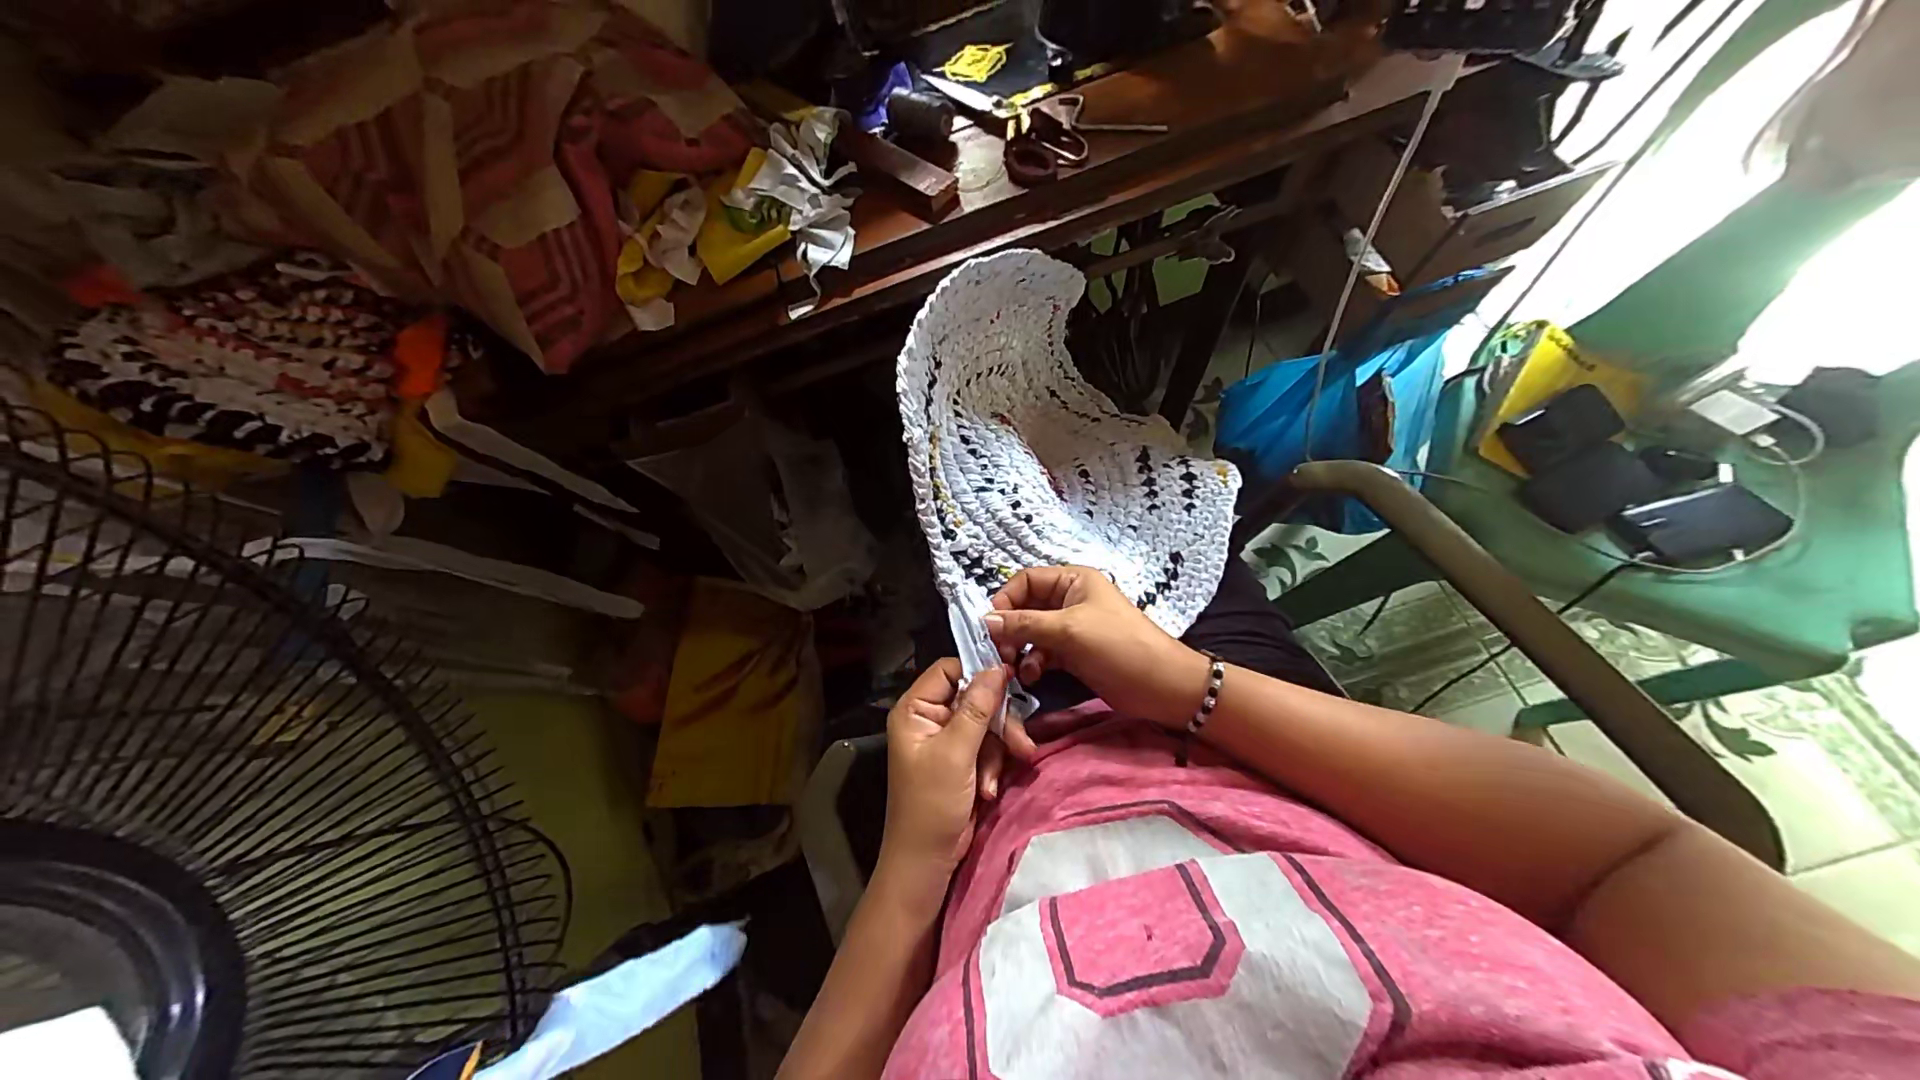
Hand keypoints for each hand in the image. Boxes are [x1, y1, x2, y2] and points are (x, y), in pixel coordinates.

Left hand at [879, 660, 1026, 896]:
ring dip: (999, 749)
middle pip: (974, 698)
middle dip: (998, 722)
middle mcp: (929, 719)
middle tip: (1020, 742)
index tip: (1010, 678)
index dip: (978, 672)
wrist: (927, 861)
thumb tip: (996, 667)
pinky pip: (987, 747)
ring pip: (986, 723)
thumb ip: (977, 708)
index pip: (948, 670)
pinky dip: (993, 765)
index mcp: (915, 710)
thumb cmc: (932, 803)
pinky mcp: (962, 760)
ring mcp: (946, 740)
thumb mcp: (956, 752)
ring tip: (1003, 774)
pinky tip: (989, 789)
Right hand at [985, 565, 1210, 728]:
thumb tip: (985, 621)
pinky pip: (1043, 653)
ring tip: (1015, 668)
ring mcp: (1072, 628)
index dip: (1005, 600)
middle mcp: (1070, 600)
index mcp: (1073, 581)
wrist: (1163, 687)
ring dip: (1020, 649)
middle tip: (1000, 652)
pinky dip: (1034, 663)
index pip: (1025, 580)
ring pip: (1031, 633)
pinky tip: (1032, 676)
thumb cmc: (1119, 647)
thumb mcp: (1069, 630)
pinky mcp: (1074, 654)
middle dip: (1010, 629)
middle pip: (1025, 608)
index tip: (991, 626)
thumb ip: (1025, 624)